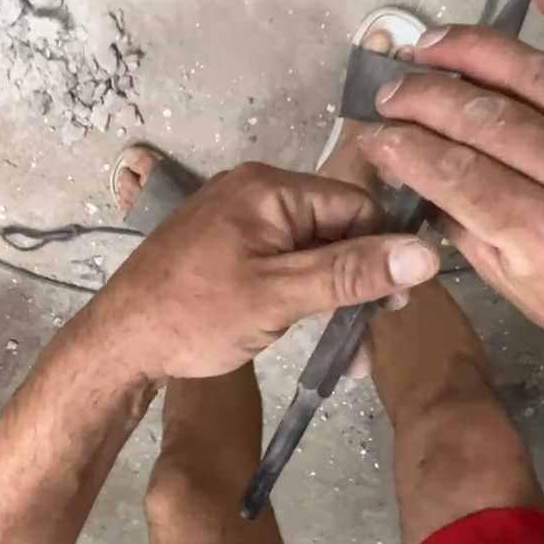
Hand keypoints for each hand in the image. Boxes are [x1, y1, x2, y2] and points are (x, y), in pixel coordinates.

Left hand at [81, 163, 440, 382]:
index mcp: (268, 188)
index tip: (392, 307)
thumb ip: (350, 272)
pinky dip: (299, 294)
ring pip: (309, 252)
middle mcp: (254, 192)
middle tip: (364, 343)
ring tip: (344, 355)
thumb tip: (425, 253)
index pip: (355, 206)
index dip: (381, 254)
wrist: (118, 344)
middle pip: (334, 229)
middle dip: (355, 284)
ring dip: (329, 297)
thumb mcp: (278, 296)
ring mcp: (237, 220)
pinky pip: (280, 262)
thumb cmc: (192, 317)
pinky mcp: (227, 248)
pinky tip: (307, 329)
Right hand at [358, 0, 543, 373]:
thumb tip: (407, 166)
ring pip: (540, 78)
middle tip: (389, 91)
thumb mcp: (508, 284)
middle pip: (492, 120)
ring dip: (476, 51)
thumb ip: (459, 222)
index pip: (460, 175)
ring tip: (429, 43)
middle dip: (427, 98)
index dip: (407, 149)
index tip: (372, 133)